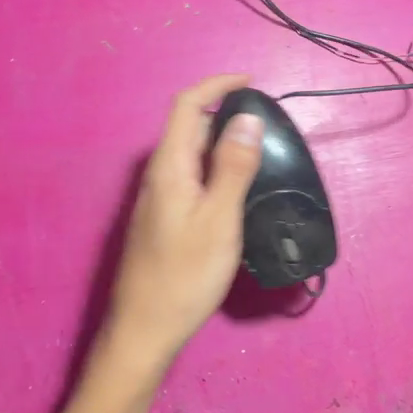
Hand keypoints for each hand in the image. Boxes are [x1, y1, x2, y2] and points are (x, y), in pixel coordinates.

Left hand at [101, 74, 263, 370]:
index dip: (217, 85)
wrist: (145, 329)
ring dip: (222, 143)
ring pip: (192, 154)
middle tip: (267, 125)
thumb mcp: (219, 219)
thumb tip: (247, 117)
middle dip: (225, 113)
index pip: (188, 106)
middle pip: (190, 127)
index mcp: (170, 166)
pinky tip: (238, 190)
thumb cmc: (185, 275)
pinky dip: (216, 168)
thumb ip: (233, 166)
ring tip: (260, 153)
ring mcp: (159, 198)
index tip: (251, 82)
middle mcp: (159, 174)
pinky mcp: (163, 218)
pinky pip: (192, 177)